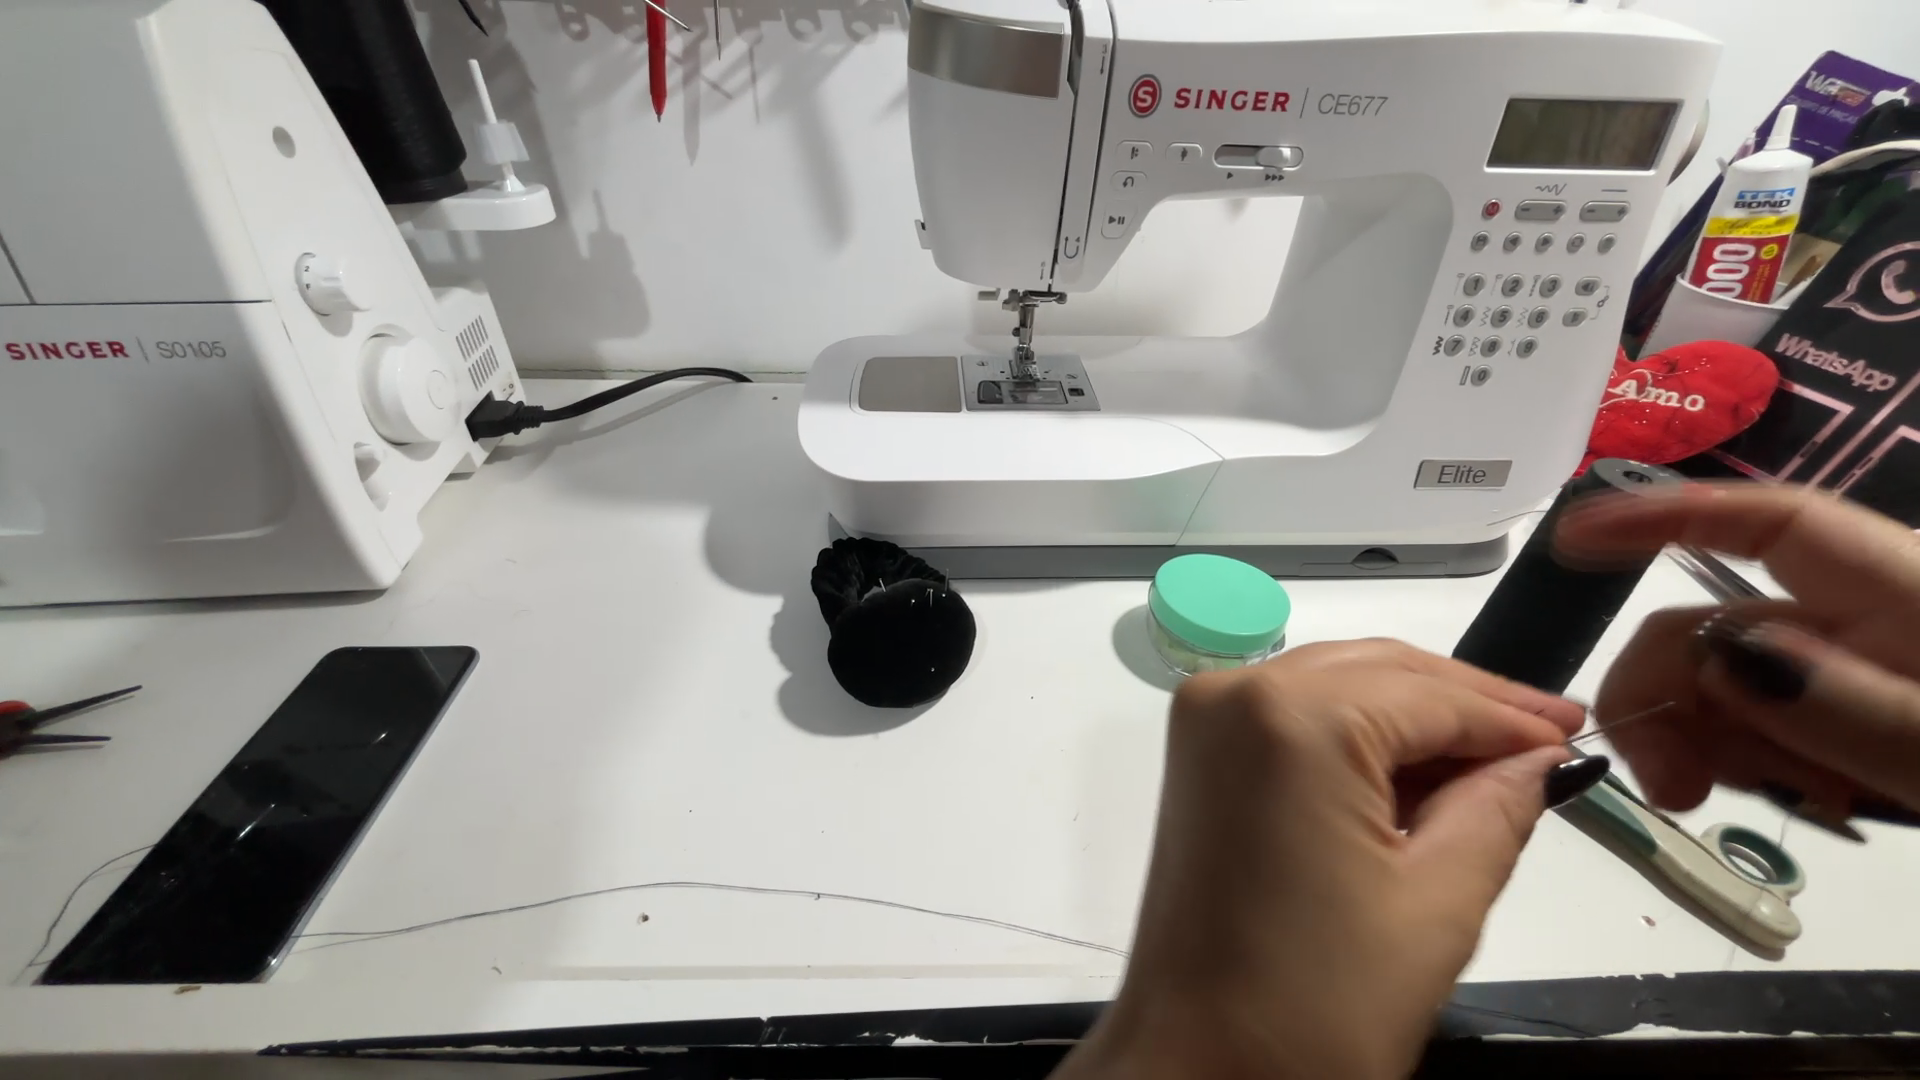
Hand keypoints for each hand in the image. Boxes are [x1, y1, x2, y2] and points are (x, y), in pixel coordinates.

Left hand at [1053, 641, 1581, 1079]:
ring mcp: (1204, 715)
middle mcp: (1234, 690)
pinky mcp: (1195, 747)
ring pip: (1332, 683)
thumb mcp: (1436, 903)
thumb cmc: (1319, 998)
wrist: (1195, 1055)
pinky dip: (1353, 730)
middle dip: (1462, 701)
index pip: (1426, 695)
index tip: (1579, 734)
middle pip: (1374, 670)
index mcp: (1291, 716)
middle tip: (1549, 735)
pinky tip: (1413, 768)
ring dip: (1410, 711)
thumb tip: (1537, 757)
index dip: (1511, 716)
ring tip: (1493, 758)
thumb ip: (1495, 808)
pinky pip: (1290, 712)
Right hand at [1558, 483, 1919, 823]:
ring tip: (1714, 796)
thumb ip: (1860, 711)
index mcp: (1905, 595)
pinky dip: (1725, 755)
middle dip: (1660, 696)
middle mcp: (1854, 621)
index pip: (1768, 523)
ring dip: (1690, 738)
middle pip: (1704, 626)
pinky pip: (1735, 718)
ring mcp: (1836, 669)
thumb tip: (1730, 659)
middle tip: (1664, 784)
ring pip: (1706, 680)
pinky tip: (1762, 786)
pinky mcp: (1827, 711)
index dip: (1662, 514)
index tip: (1574, 539)